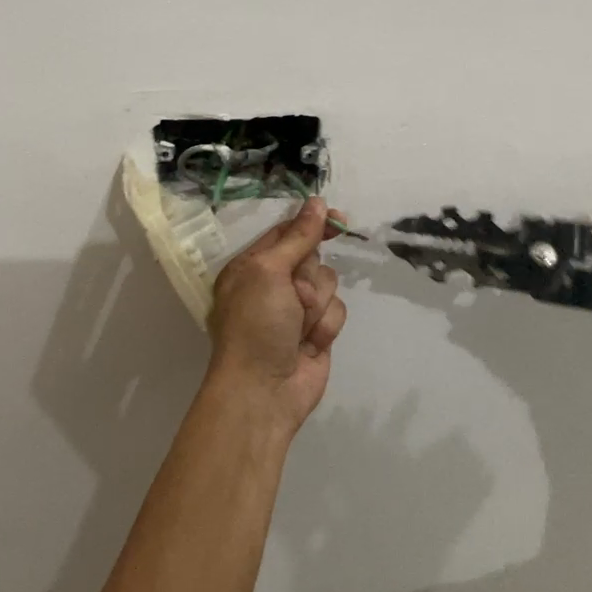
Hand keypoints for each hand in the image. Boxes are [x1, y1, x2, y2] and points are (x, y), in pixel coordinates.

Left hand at [204, 197, 350, 436]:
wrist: (264, 389)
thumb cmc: (255, 324)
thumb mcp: (268, 271)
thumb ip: (297, 237)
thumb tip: (317, 202)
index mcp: (252, 266)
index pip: (288, 232)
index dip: (313, 224)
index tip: (339, 220)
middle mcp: (273, 285)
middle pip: (313, 258)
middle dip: (309, 278)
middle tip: (294, 298)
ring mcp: (296, 310)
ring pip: (329, 284)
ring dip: (317, 306)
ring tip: (297, 328)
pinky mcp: (317, 332)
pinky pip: (337, 312)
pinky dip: (325, 327)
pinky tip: (309, 344)